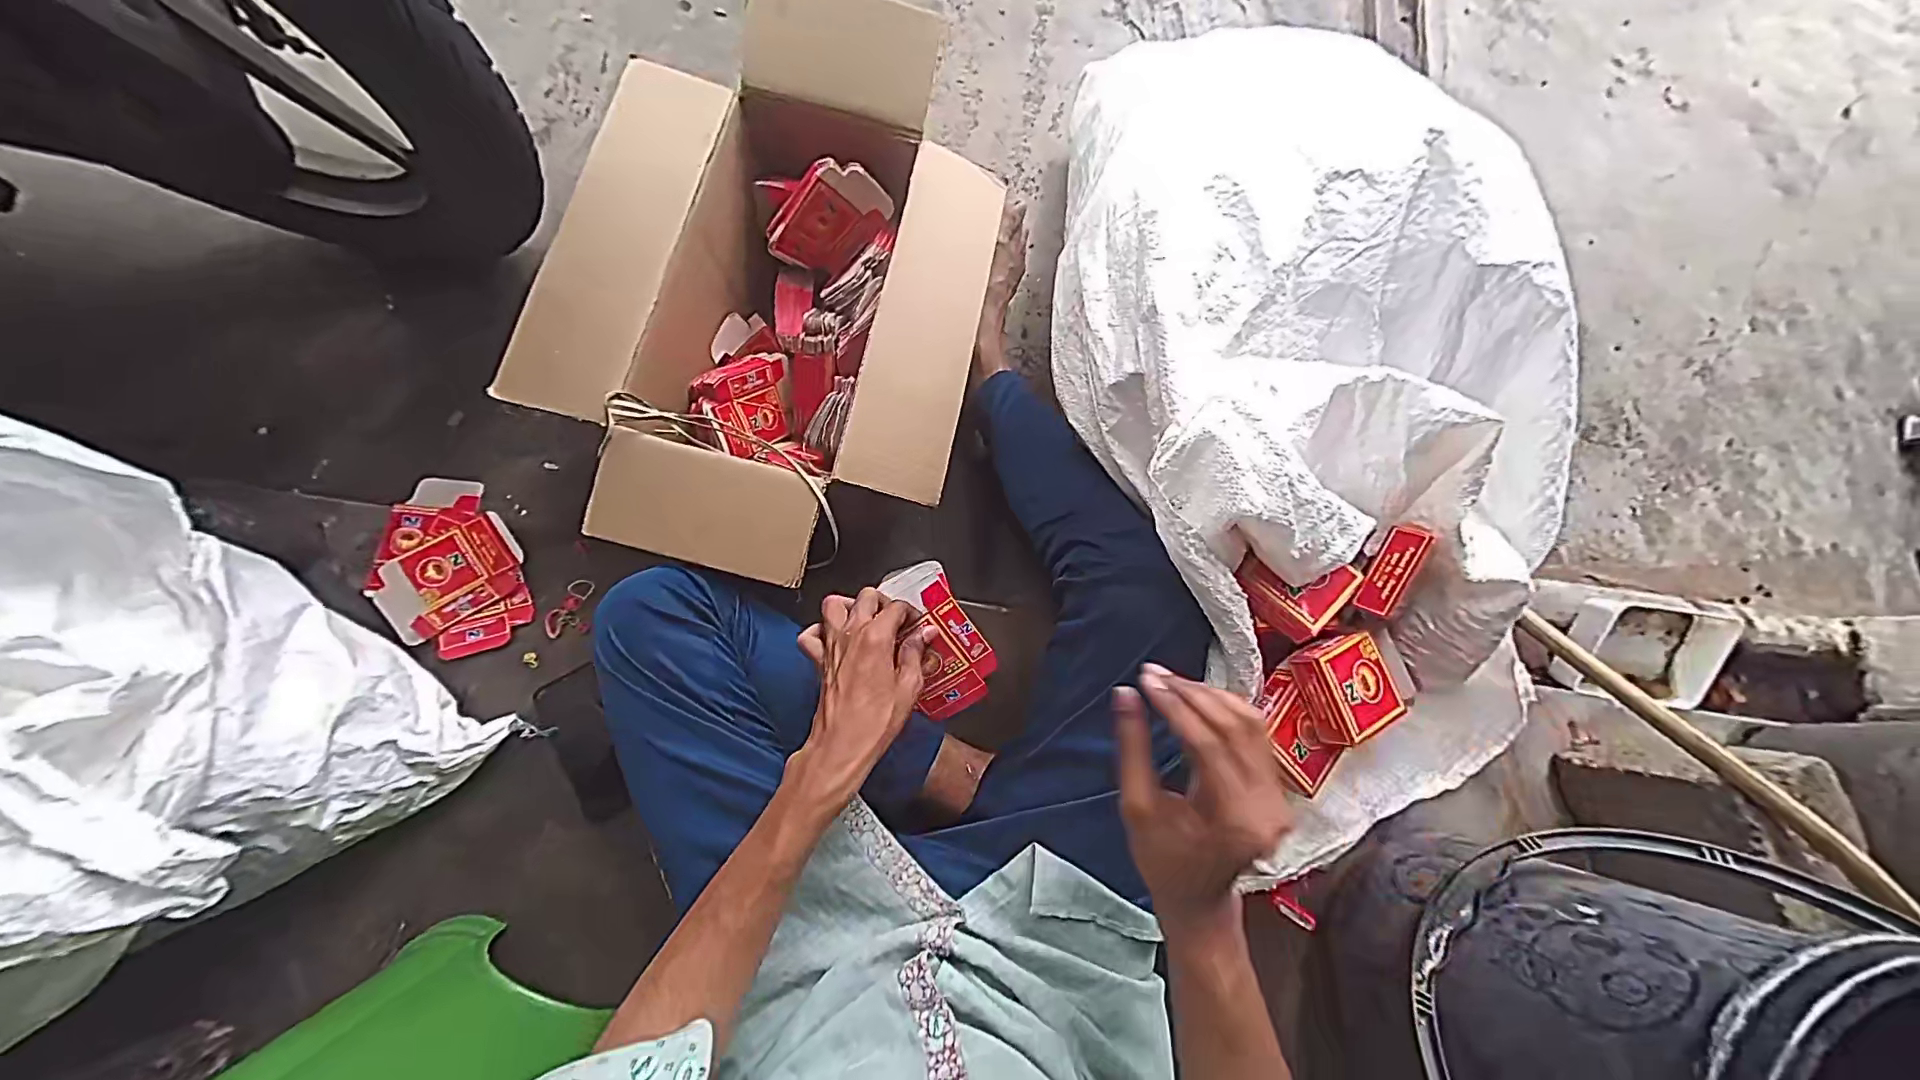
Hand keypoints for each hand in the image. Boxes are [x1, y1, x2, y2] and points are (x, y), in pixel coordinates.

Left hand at [787, 589, 935, 810]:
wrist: (842, 745)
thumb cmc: (873, 723)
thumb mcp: (908, 687)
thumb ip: (915, 655)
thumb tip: (923, 636)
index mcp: (876, 638)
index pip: (896, 607)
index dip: (911, 613)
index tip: (918, 625)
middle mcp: (850, 635)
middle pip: (866, 597)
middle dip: (884, 603)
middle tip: (896, 620)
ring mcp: (831, 645)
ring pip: (834, 604)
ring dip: (852, 606)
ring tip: (867, 619)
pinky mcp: (819, 660)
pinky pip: (812, 634)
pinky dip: (821, 630)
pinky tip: (836, 637)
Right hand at [1115, 663, 1293, 933]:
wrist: (1201, 901)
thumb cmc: (1163, 861)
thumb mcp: (1137, 807)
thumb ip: (1132, 747)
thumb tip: (1126, 694)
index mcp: (1234, 818)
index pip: (1206, 742)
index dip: (1174, 704)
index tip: (1146, 680)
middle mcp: (1268, 804)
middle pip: (1232, 726)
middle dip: (1190, 693)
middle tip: (1155, 674)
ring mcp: (1278, 795)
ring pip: (1249, 723)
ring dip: (1209, 695)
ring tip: (1172, 681)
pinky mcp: (1277, 786)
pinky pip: (1256, 733)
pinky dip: (1226, 708)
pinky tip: (1198, 697)